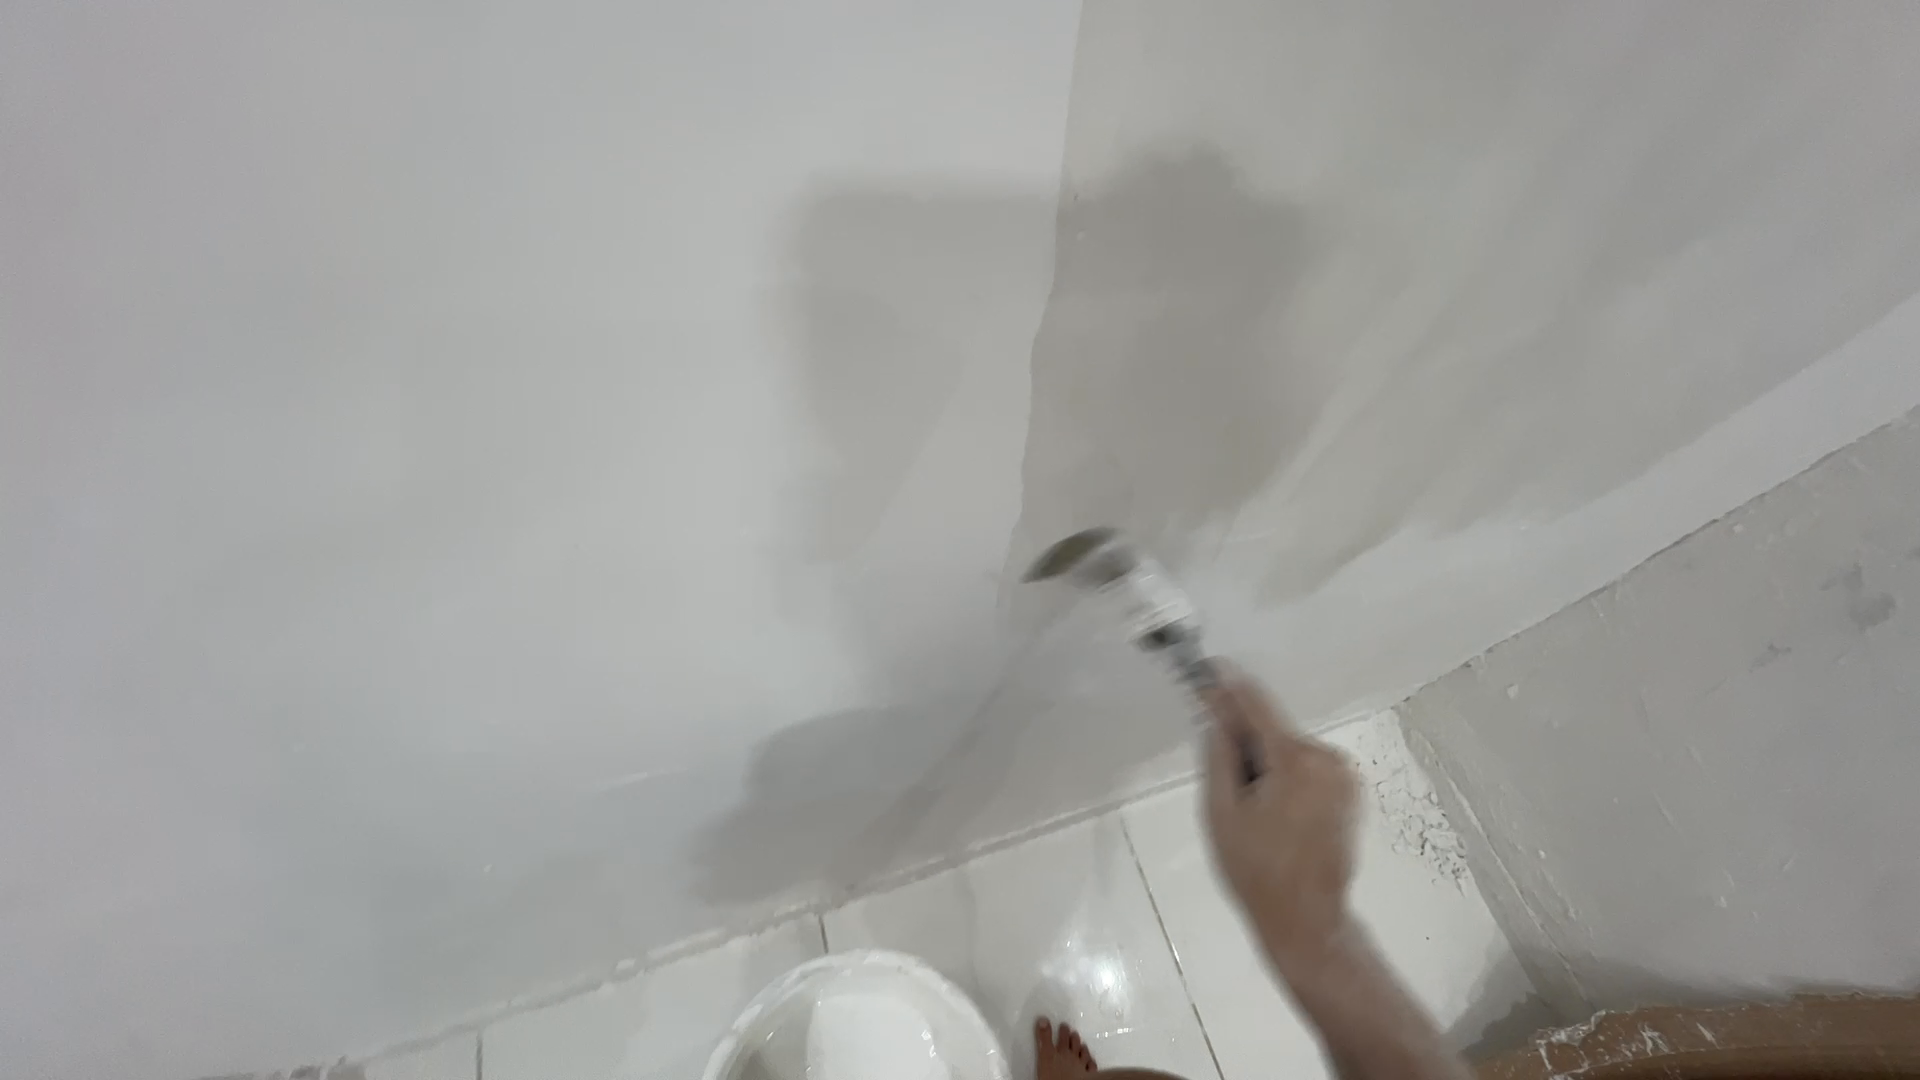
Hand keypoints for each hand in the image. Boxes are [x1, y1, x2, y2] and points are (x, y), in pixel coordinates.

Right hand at [1201, 668, 1361, 971]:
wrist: (1306, 920)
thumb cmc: (1255, 867)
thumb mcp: (1220, 808)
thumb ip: (1218, 752)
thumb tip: (1215, 712)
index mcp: (1295, 760)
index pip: (1255, 704)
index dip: (1227, 685)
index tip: (1205, 668)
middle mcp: (1327, 758)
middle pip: (1271, 729)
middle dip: (1242, 739)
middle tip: (1223, 780)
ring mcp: (1343, 776)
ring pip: (1286, 748)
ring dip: (1263, 760)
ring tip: (1250, 807)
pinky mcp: (1349, 792)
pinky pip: (1304, 765)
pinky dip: (1282, 773)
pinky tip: (1272, 810)